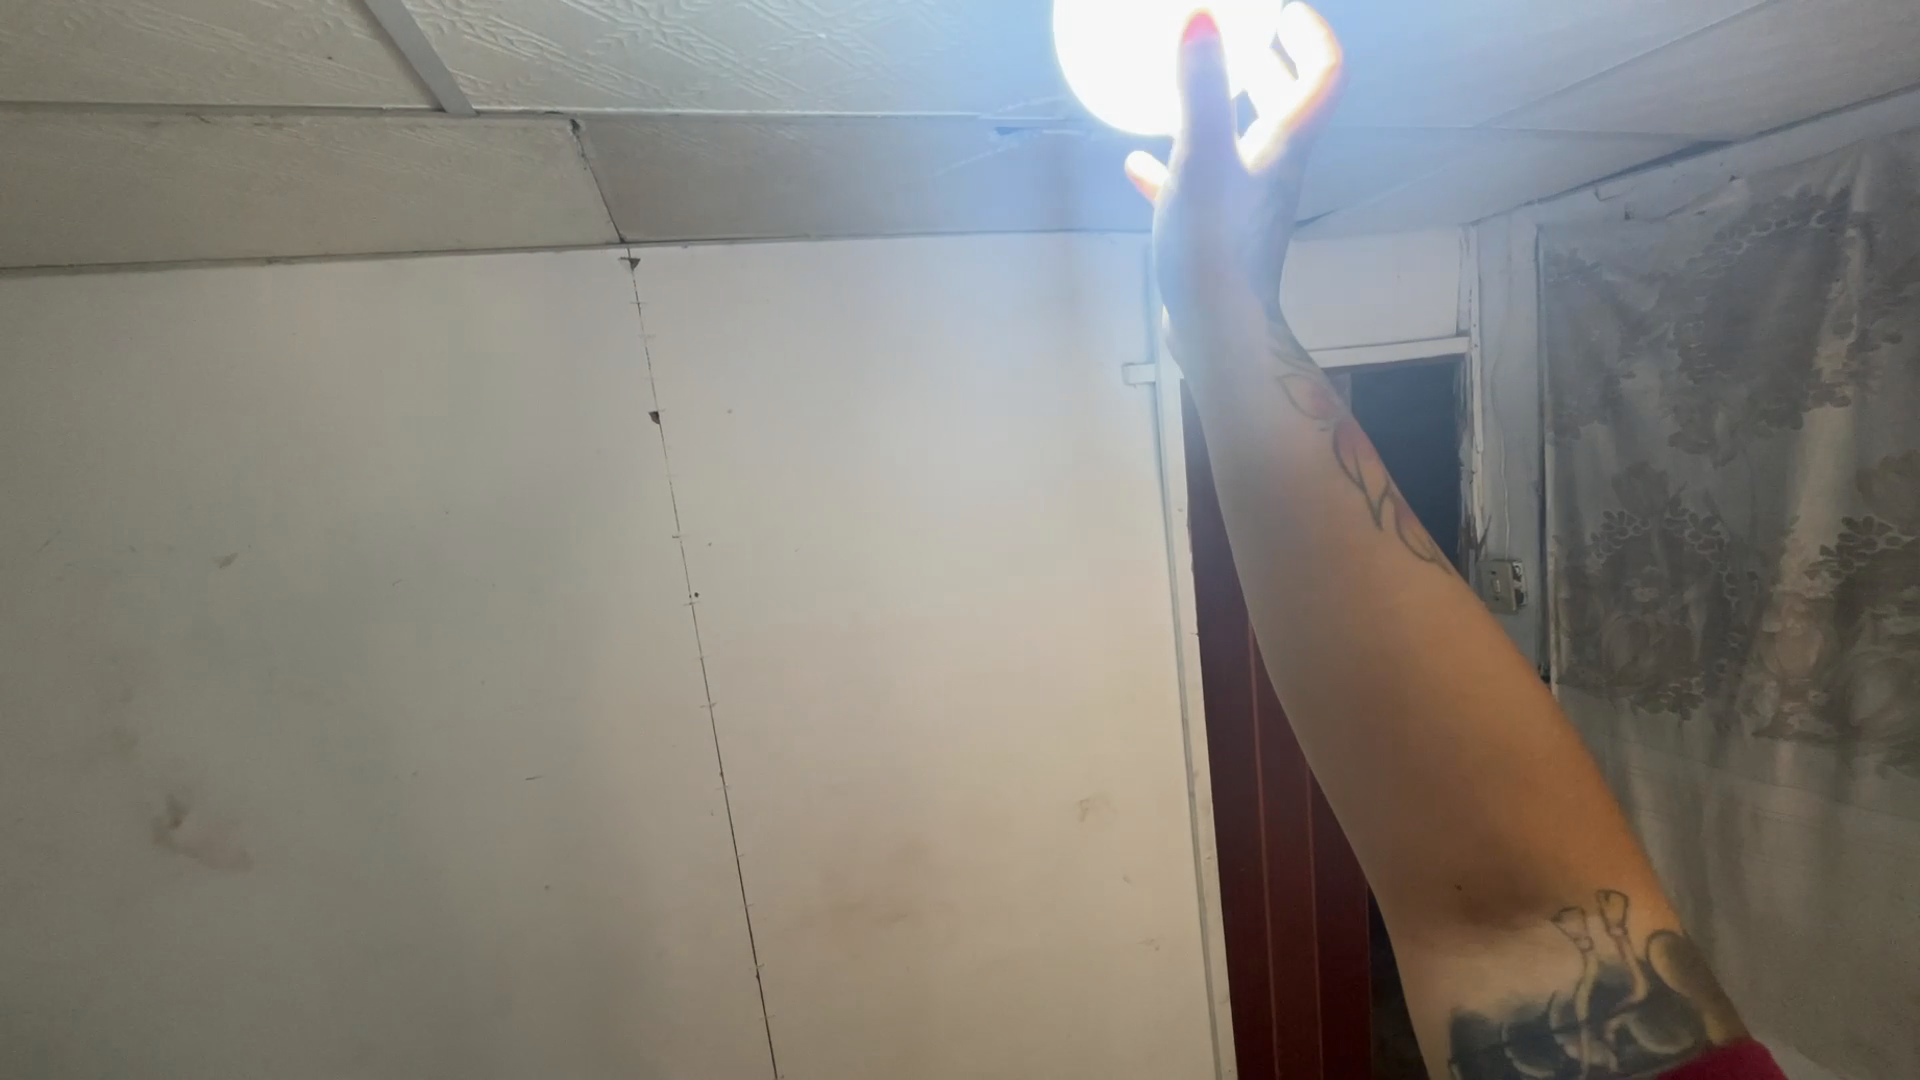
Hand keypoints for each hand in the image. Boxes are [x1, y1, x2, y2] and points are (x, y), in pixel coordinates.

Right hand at [1125, 4, 1343, 373]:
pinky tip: (1137, 164)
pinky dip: (1171, 170)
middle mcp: (1270, 172)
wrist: (1215, 329)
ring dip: (1221, 114)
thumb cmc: (1213, 246)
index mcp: (1282, 146)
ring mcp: (1242, 208)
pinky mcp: (1213, 238)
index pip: (1320, 74)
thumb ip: (1203, 89)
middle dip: (1266, 67)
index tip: (1279, 12)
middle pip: (1283, 108)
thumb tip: (1200, 13)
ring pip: (1238, 147)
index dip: (1309, 35)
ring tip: (1190, 91)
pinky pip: (1195, 189)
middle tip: (1239, 39)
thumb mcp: (1203, 160)